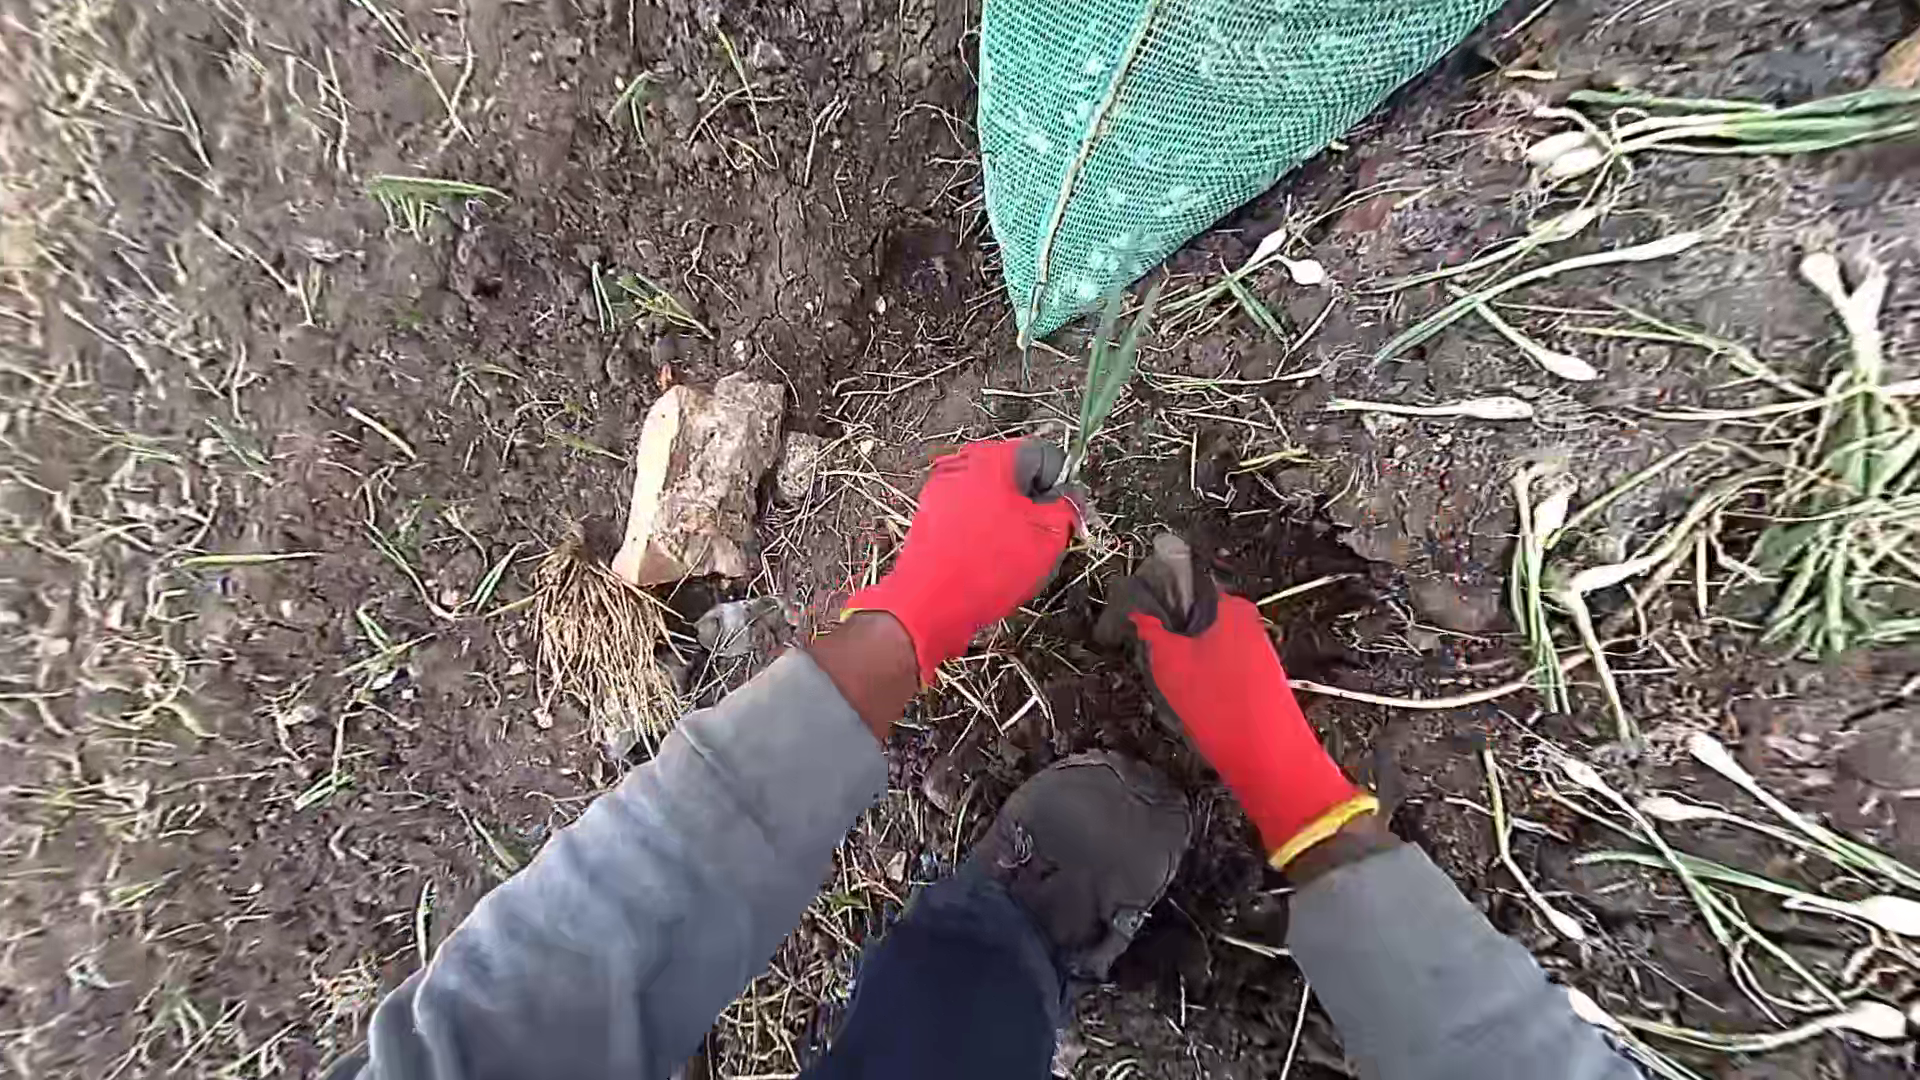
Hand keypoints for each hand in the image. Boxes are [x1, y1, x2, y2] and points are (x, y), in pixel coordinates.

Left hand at [847, 439, 1078, 681]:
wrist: (928, 604)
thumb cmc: (986, 567)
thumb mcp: (1046, 538)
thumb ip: (1065, 508)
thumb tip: (1067, 499)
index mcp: (992, 458)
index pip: (1047, 458)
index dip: (1064, 490)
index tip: (1067, 518)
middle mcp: (963, 465)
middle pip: (1017, 478)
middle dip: (1035, 506)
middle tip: (1043, 540)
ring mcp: (942, 490)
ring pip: (994, 499)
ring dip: (1011, 522)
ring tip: (1013, 556)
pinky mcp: (930, 516)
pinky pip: (971, 517)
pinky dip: (985, 533)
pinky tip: (988, 561)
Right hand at [1098, 534, 1375, 869]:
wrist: (1271, 762)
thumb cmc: (1227, 712)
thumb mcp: (1170, 663)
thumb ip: (1151, 630)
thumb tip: (1139, 613)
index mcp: (1228, 606)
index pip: (1180, 582)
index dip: (1151, 596)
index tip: (1133, 613)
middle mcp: (1245, 620)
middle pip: (1190, 611)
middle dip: (1167, 629)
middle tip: (1148, 649)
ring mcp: (1253, 647)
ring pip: (1201, 637)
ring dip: (1181, 652)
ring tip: (1172, 678)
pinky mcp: (1255, 672)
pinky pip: (1215, 659)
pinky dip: (1198, 670)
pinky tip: (1193, 694)